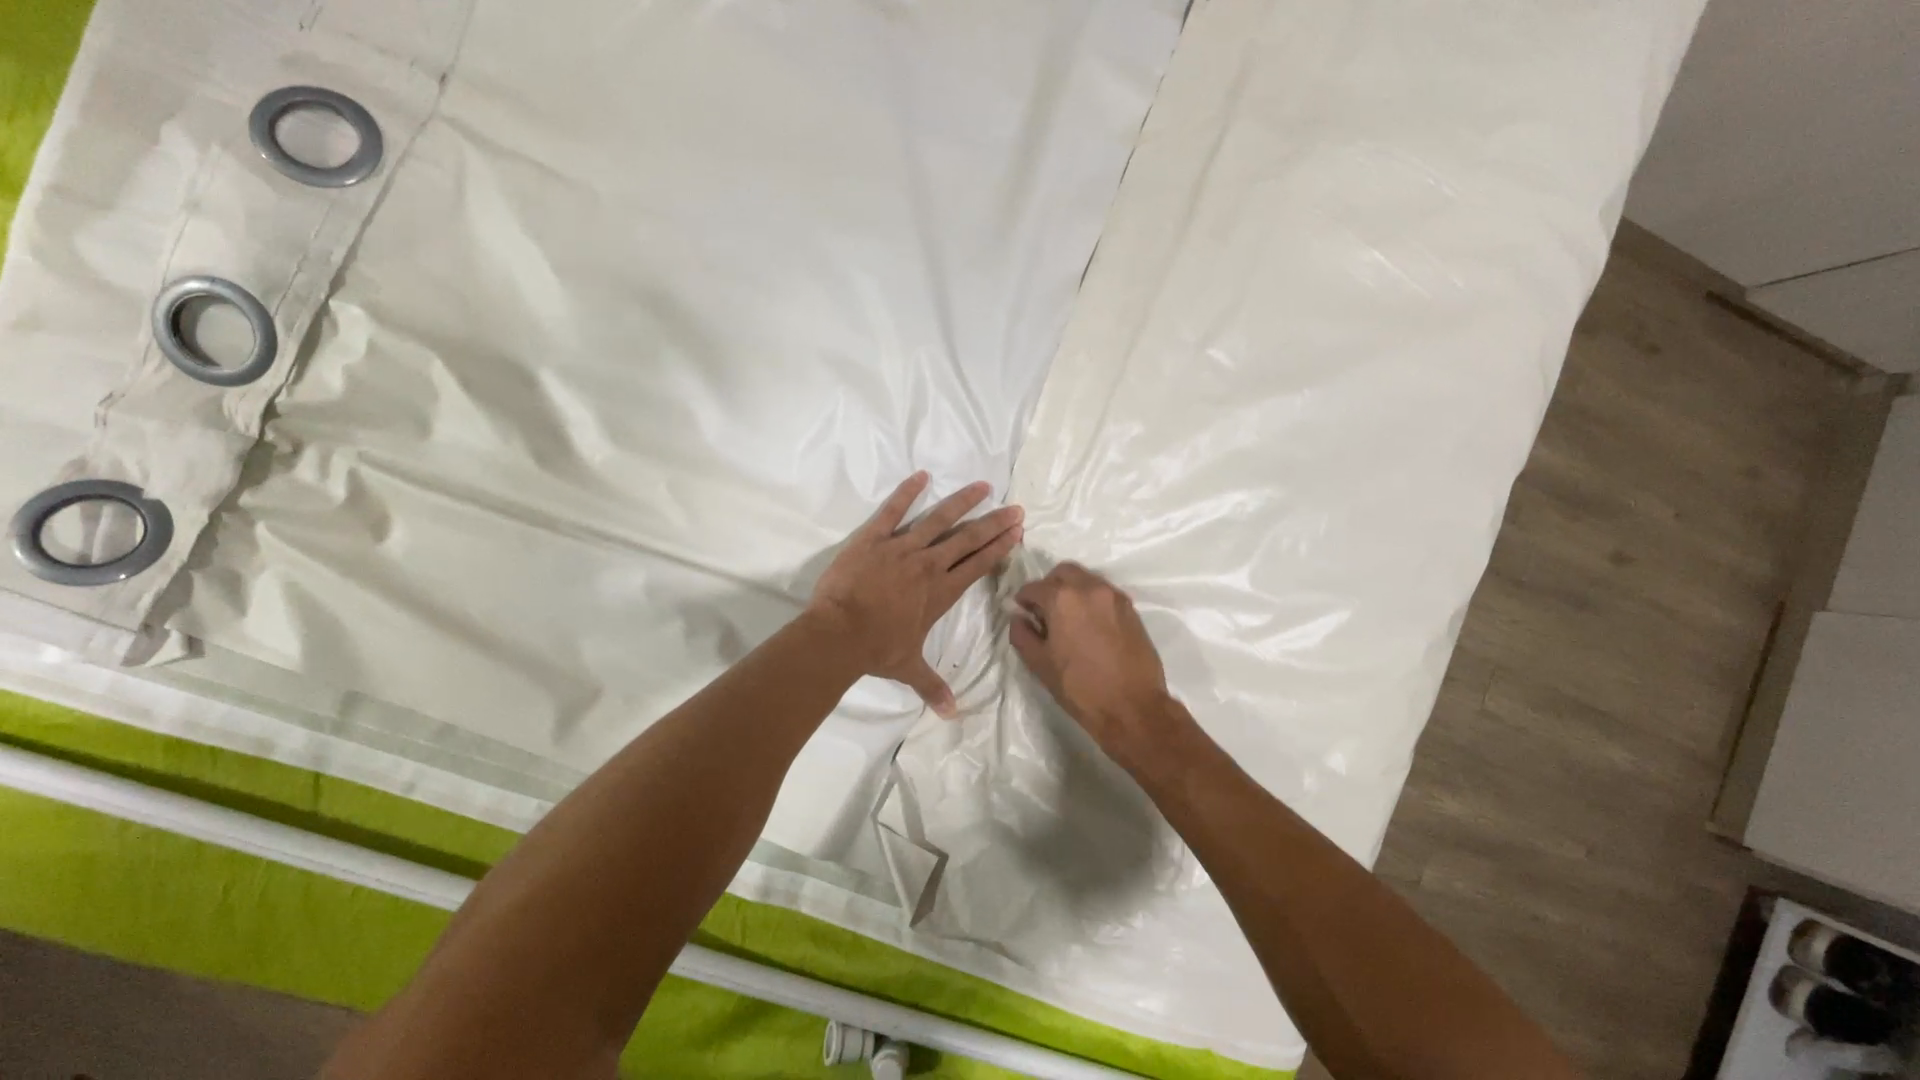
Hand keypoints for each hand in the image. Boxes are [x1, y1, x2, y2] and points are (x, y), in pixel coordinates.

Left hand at [807, 472, 1023, 714]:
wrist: (839, 634)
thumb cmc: (876, 650)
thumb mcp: (908, 668)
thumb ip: (932, 686)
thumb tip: (952, 714)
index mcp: (940, 592)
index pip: (977, 565)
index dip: (998, 548)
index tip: (1016, 532)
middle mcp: (928, 565)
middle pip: (968, 540)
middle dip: (994, 523)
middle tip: (1016, 508)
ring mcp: (901, 548)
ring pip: (939, 520)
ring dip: (963, 502)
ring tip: (983, 486)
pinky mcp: (873, 538)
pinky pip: (893, 510)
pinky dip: (907, 492)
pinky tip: (921, 475)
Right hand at [1010, 562, 1175, 759]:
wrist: (1132, 706)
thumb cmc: (1080, 687)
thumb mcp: (1040, 664)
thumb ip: (1023, 635)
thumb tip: (1019, 618)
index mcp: (1063, 599)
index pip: (1034, 587)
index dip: (1023, 599)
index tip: (1022, 612)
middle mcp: (1090, 588)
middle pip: (1063, 573)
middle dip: (1049, 586)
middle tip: (1044, 611)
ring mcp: (1114, 597)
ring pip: (1086, 580)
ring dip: (1072, 590)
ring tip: (1068, 618)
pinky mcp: (1131, 610)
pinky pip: (1105, 594)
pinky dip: (1092, 600)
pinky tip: (1089, 625)